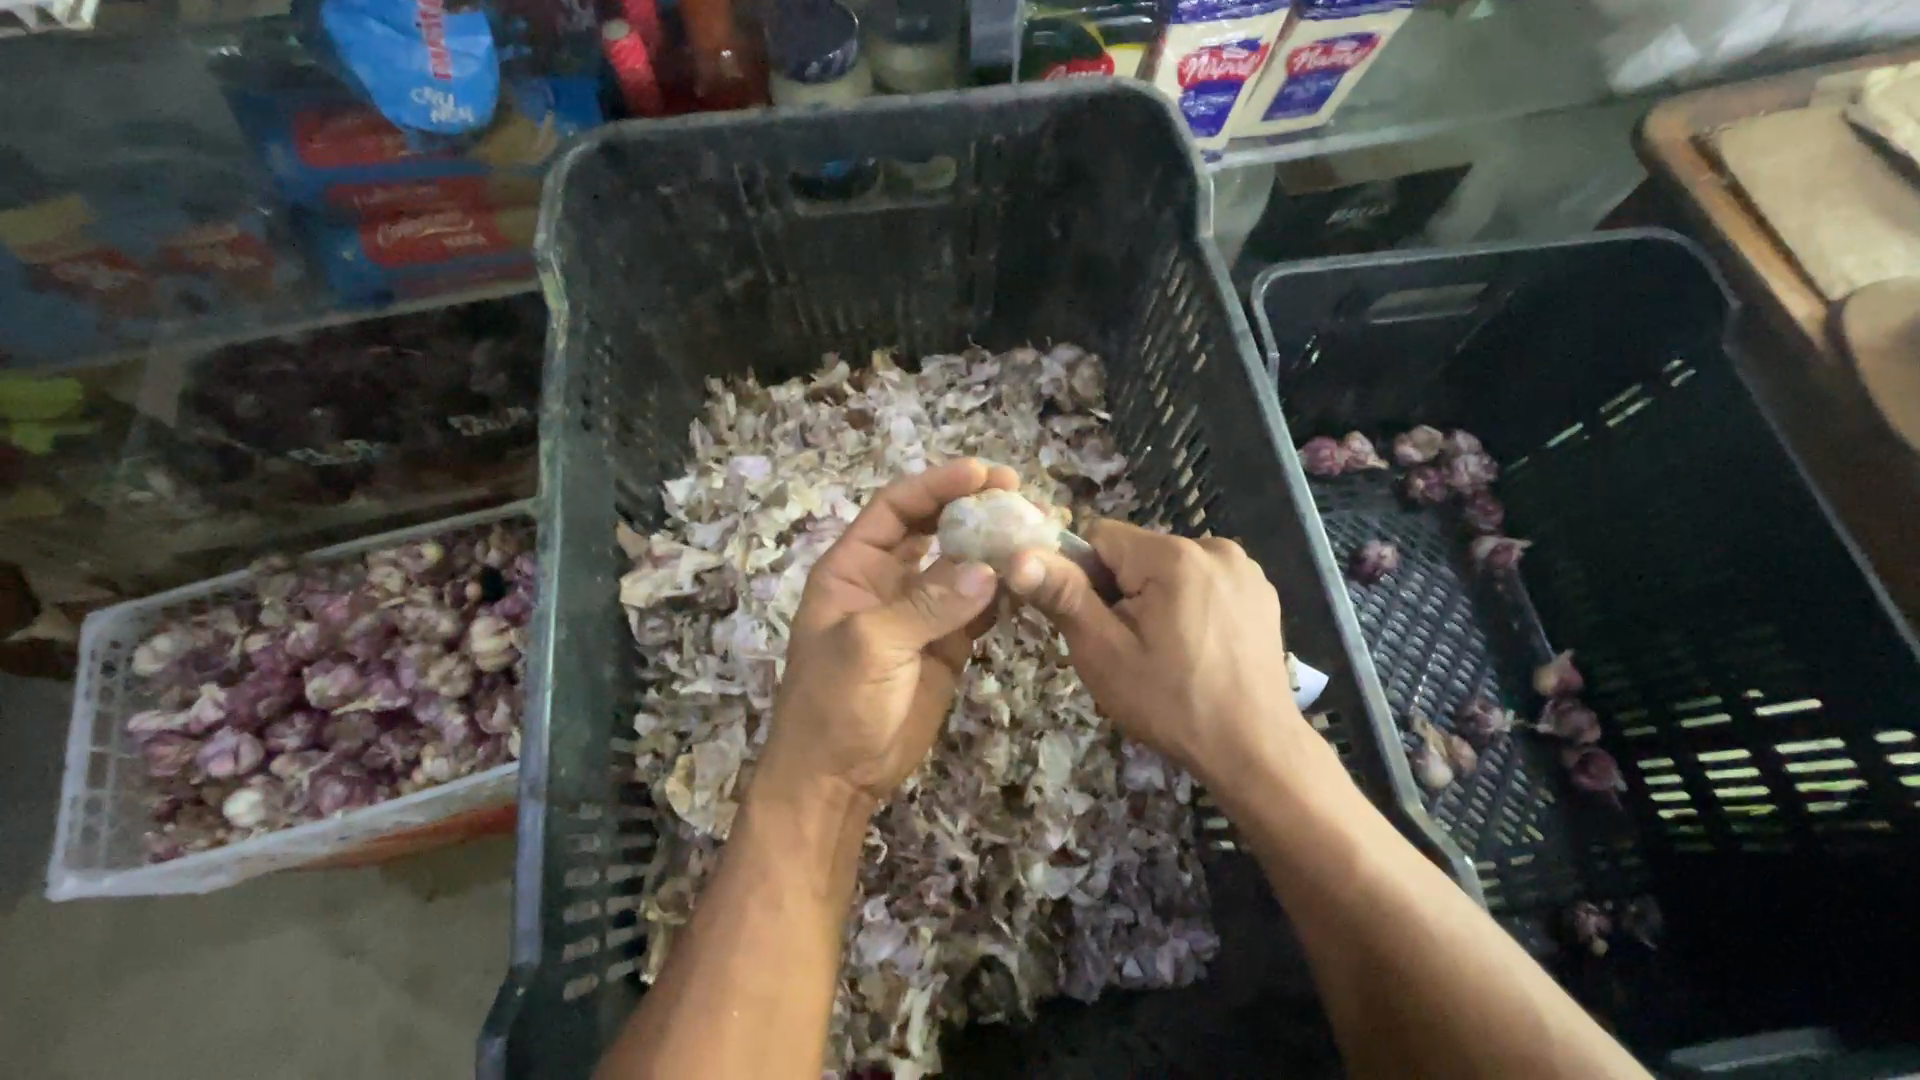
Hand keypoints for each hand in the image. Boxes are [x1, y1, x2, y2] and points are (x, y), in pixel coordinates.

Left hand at [759, 459, 1017, 811]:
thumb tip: (988, 568)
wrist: (837, 777)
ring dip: (994, 548)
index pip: (897, 509)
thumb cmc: (835, 704)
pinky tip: (1031, 579)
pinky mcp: (945, 645)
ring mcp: (919, 613)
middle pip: (933, 529)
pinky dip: (1003, 593)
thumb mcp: (871, 646)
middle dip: (972, 508)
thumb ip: (928, 604)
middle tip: (1020, 493)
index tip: (984, 473)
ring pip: (961, 566)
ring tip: (1038, 530)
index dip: (937, 485)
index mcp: (853, 567)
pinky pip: (978, 608)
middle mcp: (887, 581)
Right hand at [1005, 522, 1311, 786]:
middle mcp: (1214, 547)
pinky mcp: (1262, 592)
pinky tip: (1199, 649)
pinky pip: (1203, 582)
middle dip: (1122, 592)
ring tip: (1167, 653)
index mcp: (1173, 555)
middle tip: (1131, 648)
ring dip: (1155, 599)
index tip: (1099, 625)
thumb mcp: (1104, 653)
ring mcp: (1244, 569)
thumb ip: (1063, 596)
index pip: (1100, 537)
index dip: (1086, 579)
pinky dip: (1190, 606)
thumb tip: (1017, 557)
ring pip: (1169, 568)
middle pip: (1136, 554)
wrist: (1254, 750)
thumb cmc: (1171, 703)